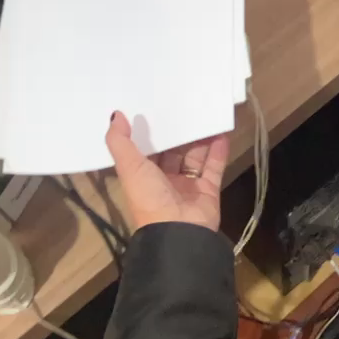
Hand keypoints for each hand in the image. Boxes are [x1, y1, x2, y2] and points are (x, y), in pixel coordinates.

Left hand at [105, 112, 229, 231]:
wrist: (178, 231)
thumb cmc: (149, 198)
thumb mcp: (129, 167)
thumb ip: (120, 141)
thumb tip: (116, 115)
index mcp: (143, 176)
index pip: (147, 150)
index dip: (151, 131)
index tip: (155, 107)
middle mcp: (165, 180)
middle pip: (173, 152)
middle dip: (179, 133)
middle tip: (185, 106)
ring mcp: (188, 185)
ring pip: (195, 157)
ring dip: (200, 139)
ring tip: (205, 114)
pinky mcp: (208, 189)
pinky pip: (214, 167)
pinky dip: (218, 151)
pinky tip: (221, 132)